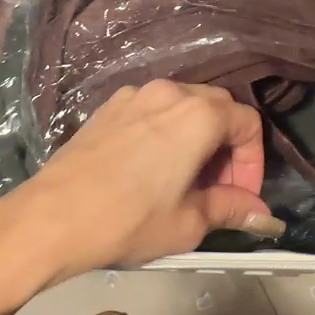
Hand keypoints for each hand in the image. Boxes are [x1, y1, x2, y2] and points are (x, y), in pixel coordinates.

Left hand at [0, 80, 286, 290]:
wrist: (52, 216)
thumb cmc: (128, 220)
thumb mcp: (188, 222)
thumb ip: (231, 209)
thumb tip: (262, 215)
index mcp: (198, 114)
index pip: (248, 123)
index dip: (253, 162)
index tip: (243, 197)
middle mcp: (170, 92)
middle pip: (218, 108)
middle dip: (227, 148)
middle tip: (219, 190)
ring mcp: (135, 94)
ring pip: (183, 107)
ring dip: (196, 139)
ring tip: (186, 182)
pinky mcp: (109, 106)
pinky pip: (152, 111)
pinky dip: (165, 133)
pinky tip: (151, 170)